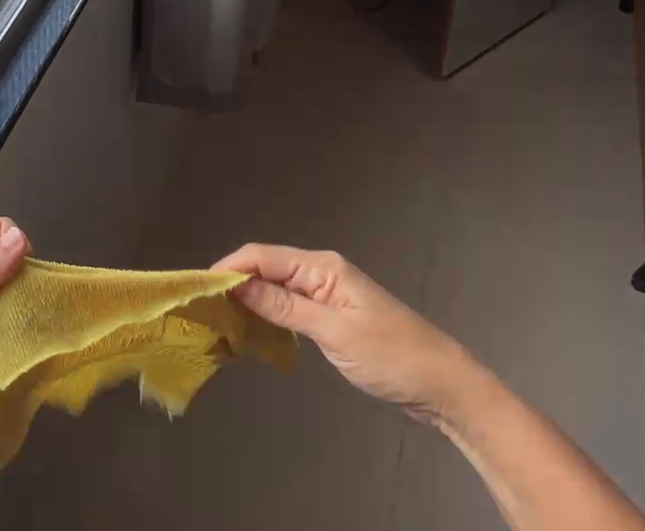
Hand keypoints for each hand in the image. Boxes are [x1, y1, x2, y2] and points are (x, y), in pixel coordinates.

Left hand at [0, 218, 30, 458]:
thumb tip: (22, 235)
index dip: (14, 248)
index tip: (21, 278)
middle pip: (13, 269)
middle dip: (27, 283)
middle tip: (26, 311)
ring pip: (20, 303)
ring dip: (29, 314)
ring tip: (33, 333)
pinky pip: (20, 335)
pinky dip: (28, 339)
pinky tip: (33, 351)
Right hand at [212, 244, 475, 420]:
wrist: (447, 389)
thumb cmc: (392, 356)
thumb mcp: (333, 331)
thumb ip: (282, 306)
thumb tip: (234, 283)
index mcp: (322, 267)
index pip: (261, 256)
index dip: (227, 268)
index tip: (197, 289)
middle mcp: (320, 273)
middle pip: (264, 268)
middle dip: (232, 282)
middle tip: (203, 309)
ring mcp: (325, 295)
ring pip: (273, 287)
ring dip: (247, 299)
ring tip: (219, 319)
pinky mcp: (329, 316)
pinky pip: (287, 305)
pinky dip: (265, 314)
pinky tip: (250, 329)